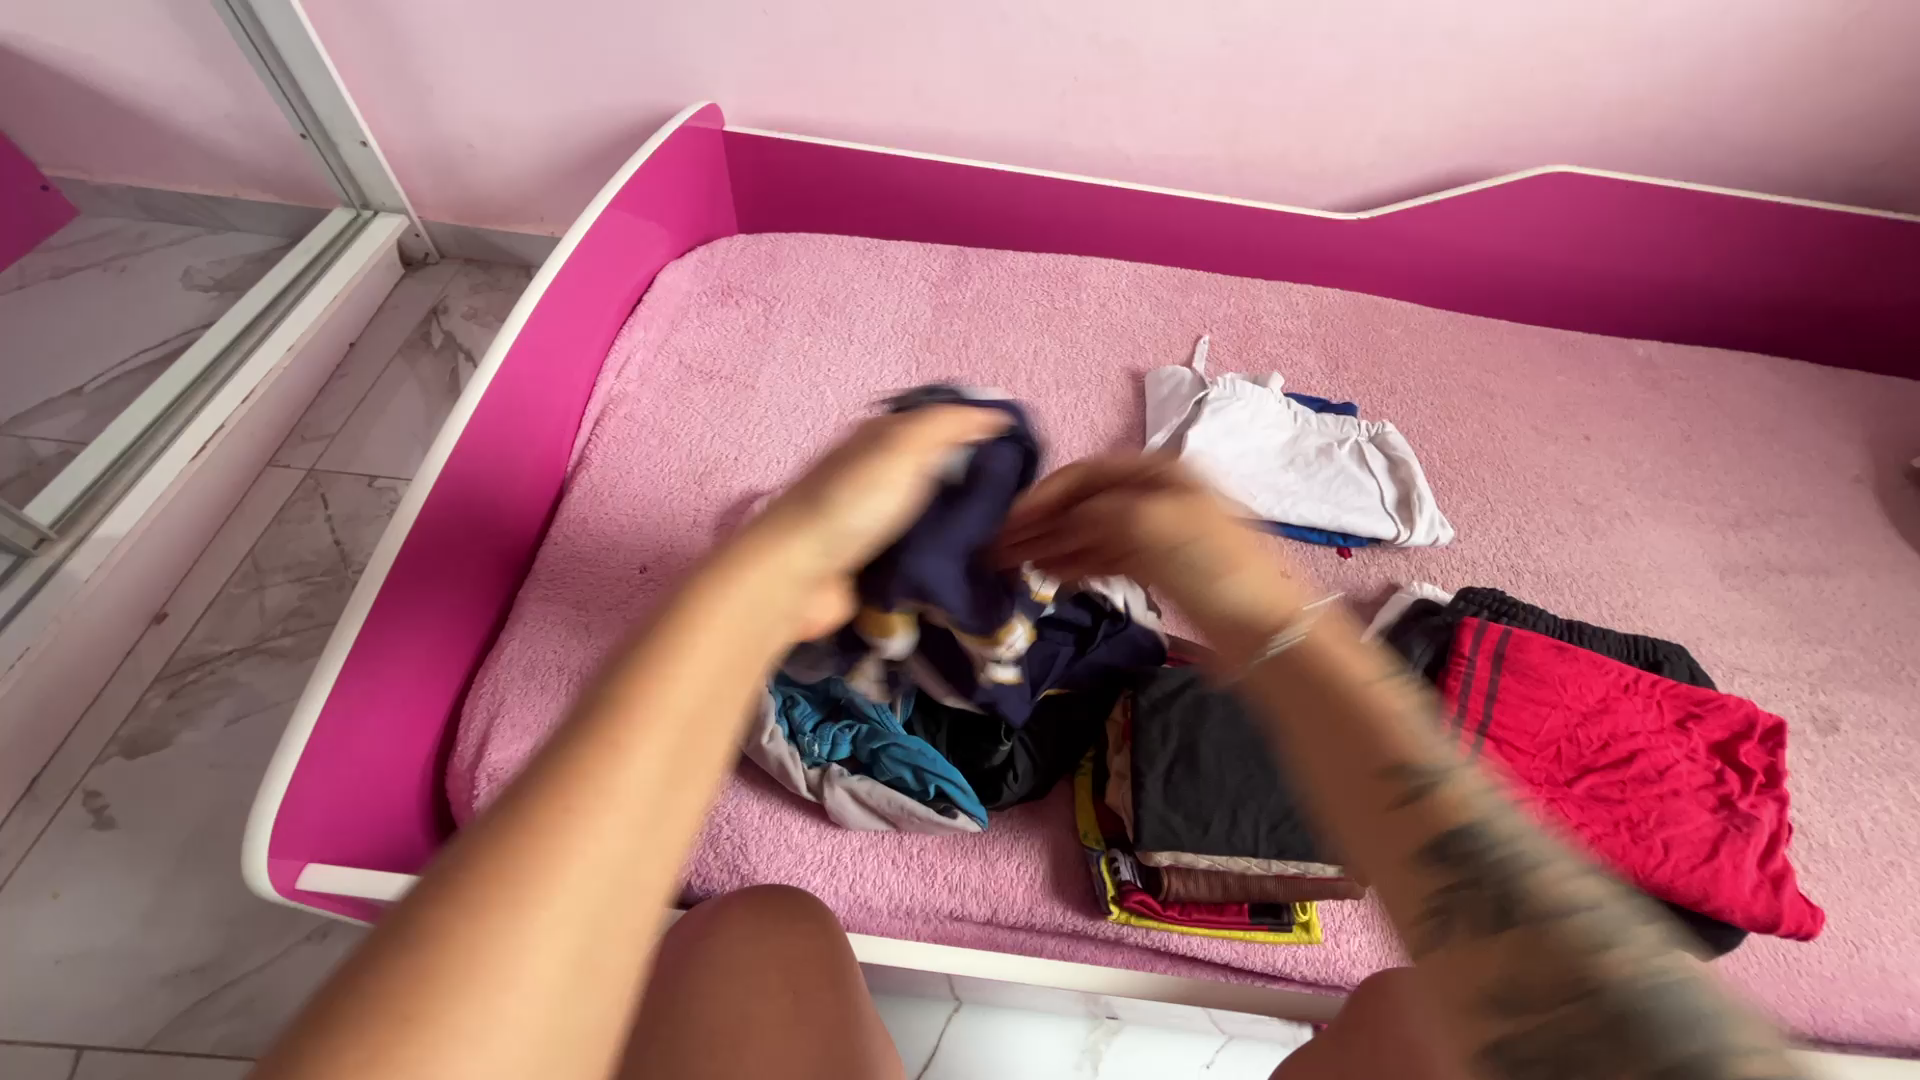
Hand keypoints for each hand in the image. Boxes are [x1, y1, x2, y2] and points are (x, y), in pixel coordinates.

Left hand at [739, 405, 1010, 637]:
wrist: (799, 575)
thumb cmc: (853, 504)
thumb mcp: (903, 447)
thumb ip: (948, 425)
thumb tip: (996, 413)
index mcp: (881, 437)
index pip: (941, 422)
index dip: (979, 430)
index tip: (1022, 451)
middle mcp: (879, 472)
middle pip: (940, 467)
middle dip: (977, 479)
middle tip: (1020, 497)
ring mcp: (877, 518)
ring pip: (934, 510)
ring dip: (964, 520)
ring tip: (1006, 531)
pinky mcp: (877, 558)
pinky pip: (922, 548)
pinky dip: (945, 551)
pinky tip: (974, 559)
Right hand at [997, 453, 1310, 646]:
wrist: (1263, 630)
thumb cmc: (1212, 566)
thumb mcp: (1150, 523)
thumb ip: (1097, 513)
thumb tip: (1062, 523)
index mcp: (1160, 472)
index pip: (1087, 474)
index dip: (1045, 495)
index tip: (1010, 521)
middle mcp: (1155, 497)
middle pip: (1085, 504)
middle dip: (1042, 524)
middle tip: (1000, 548)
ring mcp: (1156, 534)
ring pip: (1090, 534)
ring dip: (1052, 546)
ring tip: (1015, 565)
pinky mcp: (1156, 569)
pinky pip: (1104, 559)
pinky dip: (1075, 565)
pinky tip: (1049, 576)